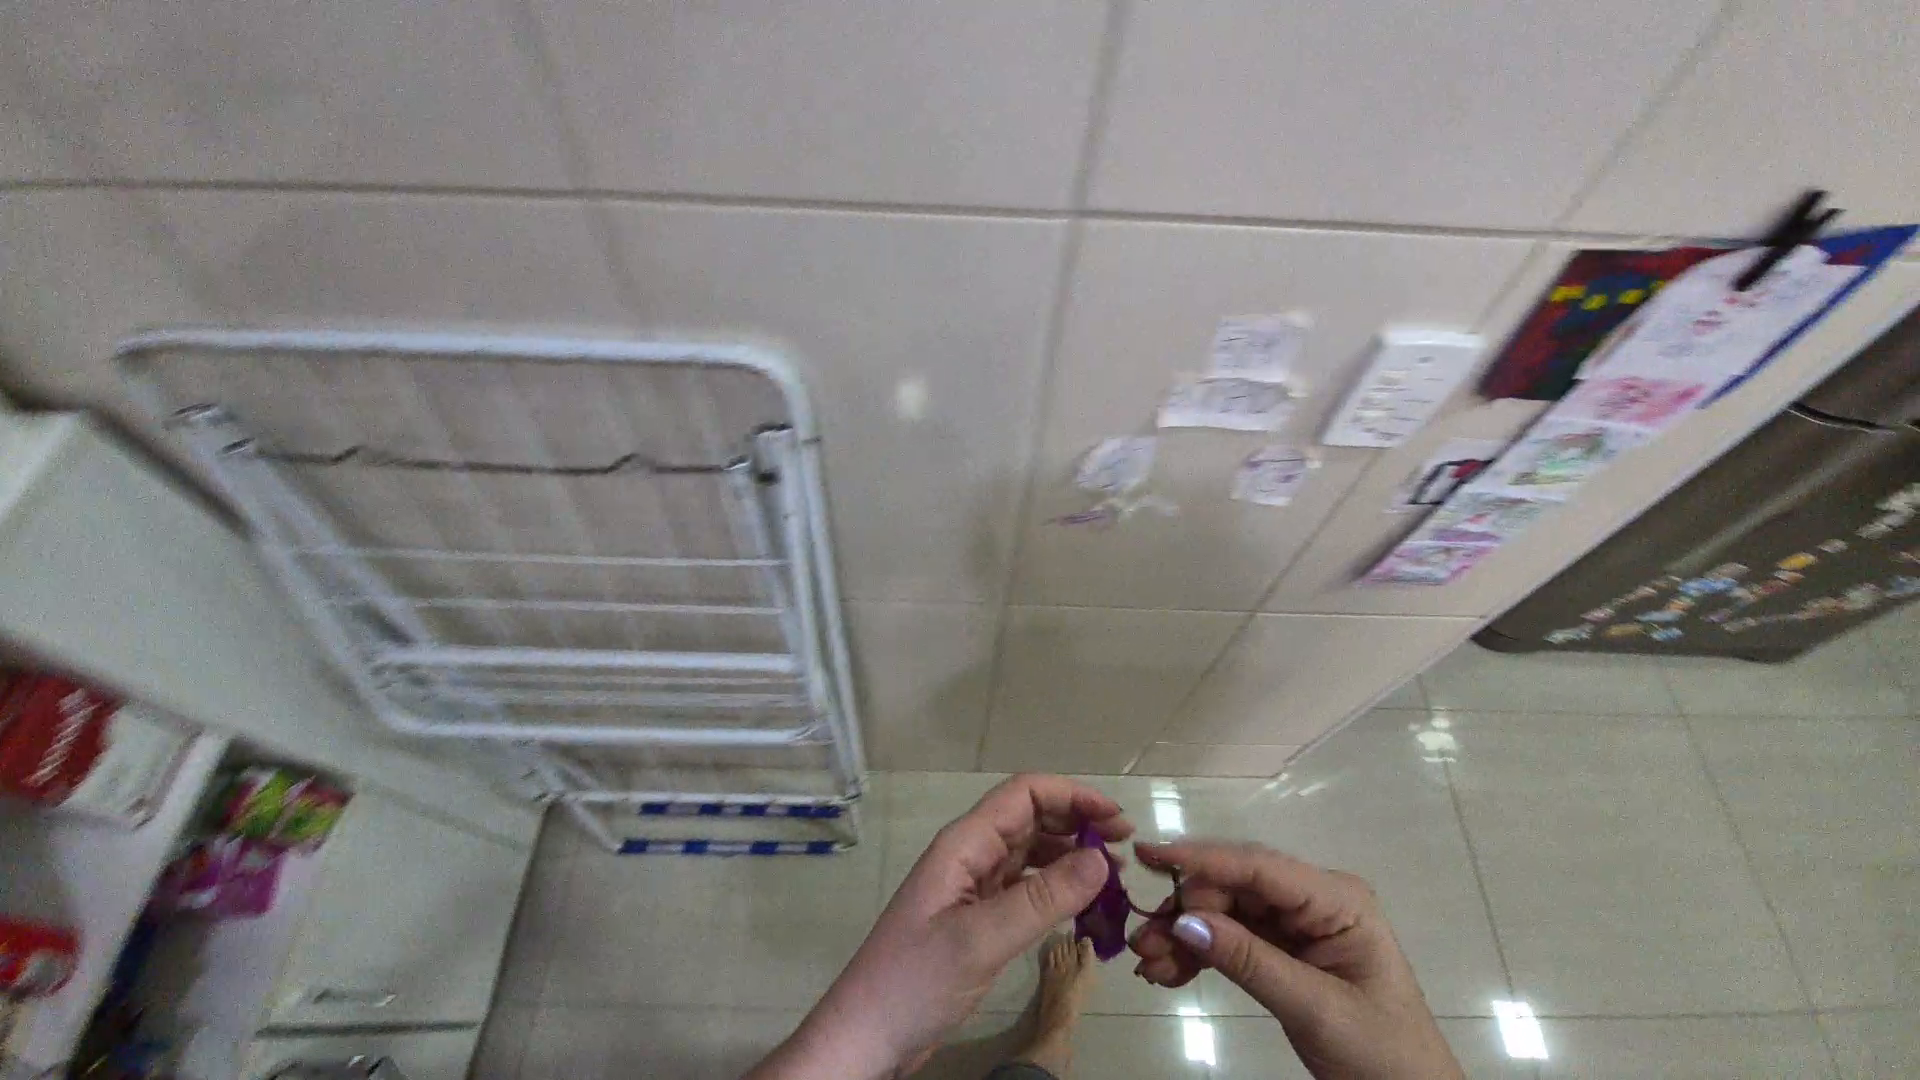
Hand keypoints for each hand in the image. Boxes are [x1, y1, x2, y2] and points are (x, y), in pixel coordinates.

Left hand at [748, 774, 1132, 1079]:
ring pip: (1029, 854)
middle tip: (1127, 849)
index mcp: (964, 844)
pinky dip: (1055, 890)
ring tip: (1114, 878)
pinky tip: (1081, 907)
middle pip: (1030, 818)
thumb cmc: (915, 981)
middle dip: (1078, 823)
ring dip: (1070, 857)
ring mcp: (972, 887)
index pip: (1023, 794)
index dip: (1072, 795)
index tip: (1118, 819)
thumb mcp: (981, 939)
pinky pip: (1023, 888)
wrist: (865, 1036)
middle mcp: (969, 855)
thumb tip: (1101, 857)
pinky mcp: (975, 918)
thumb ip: (1042, 898)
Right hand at [1129, 840, 1462, 1079]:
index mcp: (1335, 899)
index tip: (1149, 856)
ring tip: (1149, 964)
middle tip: (1143, 941)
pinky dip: (1197, 954)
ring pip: (1223, 912)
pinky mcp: (1280, 950)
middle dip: (1185, 911)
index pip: (1258, 866)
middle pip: (1233, 888)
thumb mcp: (1316, 1009)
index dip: (1201, 858)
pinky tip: (1168, 973)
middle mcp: (1311, 900)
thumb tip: (1184, 921)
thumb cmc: (1383, 1055)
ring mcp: (1294, 924)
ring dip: (1184, 935)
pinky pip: (1229, 940)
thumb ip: (1250, 961)